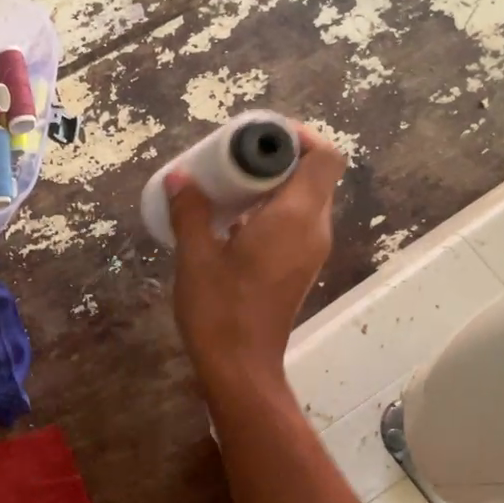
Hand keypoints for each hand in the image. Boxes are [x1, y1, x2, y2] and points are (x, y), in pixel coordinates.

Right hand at [168, 124, 347, 392]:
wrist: (239, 365)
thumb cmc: (218, 310)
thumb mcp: (195, 257)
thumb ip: (189, 212)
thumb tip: (179, 177)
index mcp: (294, 217)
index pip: (324, 156)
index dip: (299, 136)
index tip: (258, 137)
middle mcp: (313, 229)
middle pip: (315, 175)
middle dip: (278, 159)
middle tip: (233, 159)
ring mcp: (309, 251)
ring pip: (304, 200)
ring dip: (272, 186)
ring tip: (227, 188)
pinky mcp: (298, 268)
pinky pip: (294, 223)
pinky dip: (270, 211)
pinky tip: (231, 223)